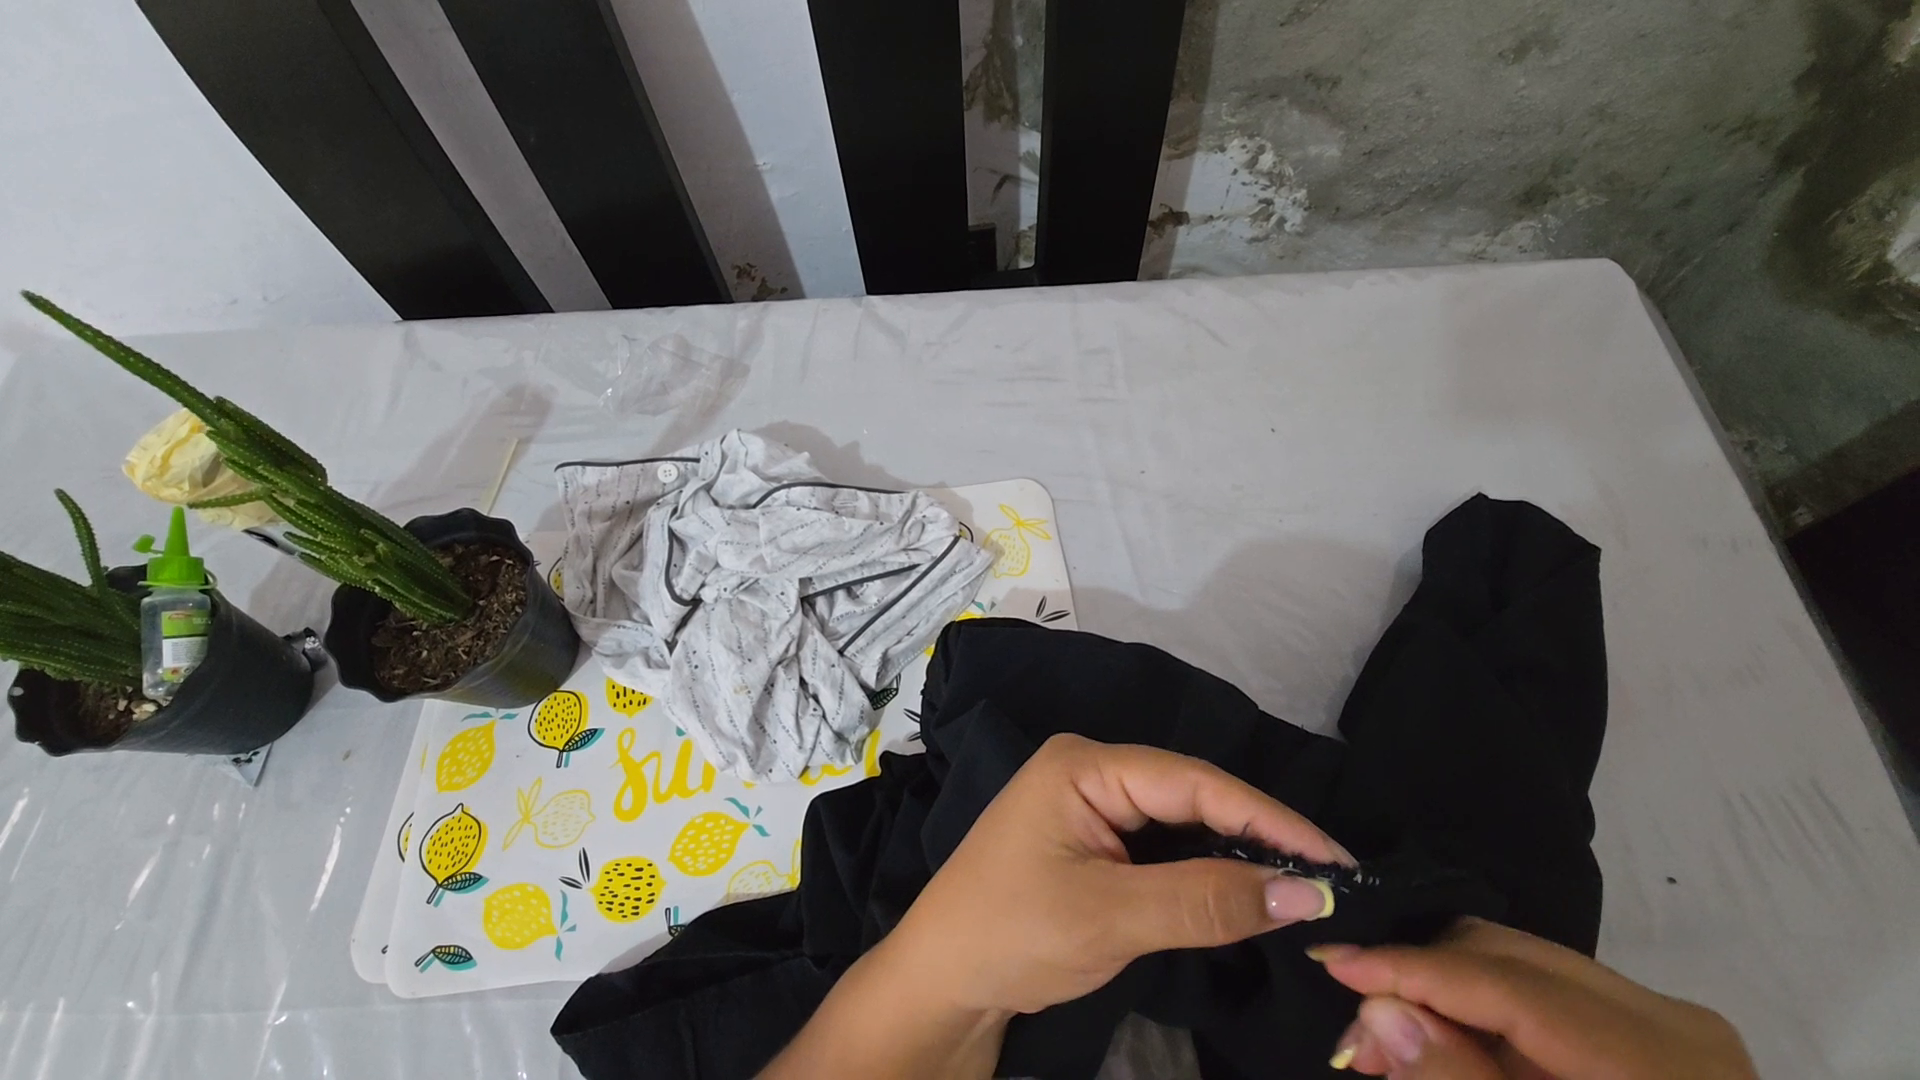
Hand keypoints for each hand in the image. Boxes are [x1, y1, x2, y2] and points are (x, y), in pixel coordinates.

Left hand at [897, 732, 1353, 1014]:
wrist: (942, 979)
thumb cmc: (1013, 934)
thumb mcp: (1111, 917)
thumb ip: (1206, 900)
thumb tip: (1306, 892)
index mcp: (1084, 766)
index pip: (1194, 782)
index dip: (1268, 817)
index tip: (1335, 856)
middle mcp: (1089, 771)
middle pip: (1190, 796)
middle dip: (1256, 835)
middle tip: (1328, 876)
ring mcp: (1088, 804)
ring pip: (1179, 822)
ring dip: (1232, 854)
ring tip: (1301, 884)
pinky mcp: (1090, 840)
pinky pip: (1159, 845)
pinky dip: (1200, 869)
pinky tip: (1240, 889)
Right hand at [1312, 917, 1757, 1079]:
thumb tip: (1378, 1010)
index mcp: (1660, 1058)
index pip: (1510, 983)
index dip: (1414, 969)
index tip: (1331, 960)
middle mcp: (1666, 1017)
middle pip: (1502, 954)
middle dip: (1417, 979)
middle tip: (1356, 1025)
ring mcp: (1658, 1016)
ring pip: (1509, 961)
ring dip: (1437, 992)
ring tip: (1385, 1041)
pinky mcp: (1642, 1027)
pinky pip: (1531, 988)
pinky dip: (1473, 1010)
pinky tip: (1437, 1040)